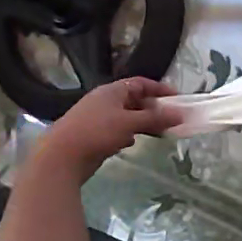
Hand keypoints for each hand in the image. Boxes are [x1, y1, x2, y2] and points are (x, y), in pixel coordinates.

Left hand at [35, 78, 183, 179]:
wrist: (62, 157)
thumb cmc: (96, 132)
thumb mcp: (130, 122)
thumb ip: (156, 118)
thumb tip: (180, 114)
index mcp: (111, 91)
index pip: (140, 83)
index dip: (159, 89)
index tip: (177, 98)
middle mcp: (104, 101)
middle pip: (135, 100)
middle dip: (154, 109)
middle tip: (171, 118)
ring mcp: (98, 118)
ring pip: (127, 117)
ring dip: (143, 123)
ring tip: (159, 132)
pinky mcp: (95, 135)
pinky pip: (118, 130)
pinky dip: (130, 133)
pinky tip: (133, 142)